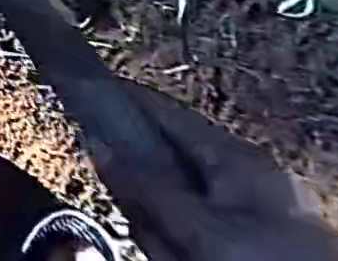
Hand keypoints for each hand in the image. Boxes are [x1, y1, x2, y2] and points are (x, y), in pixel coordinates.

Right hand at [94, 82, 337, 260]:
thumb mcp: (199, 230)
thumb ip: (143, 184)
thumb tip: (92, 138)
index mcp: (241, 160)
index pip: (158, 107)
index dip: (114, 97)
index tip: (73, 92)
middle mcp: (252, 177)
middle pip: (164, 161)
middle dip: (144, 194)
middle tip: (143, 223)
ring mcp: (263, 214)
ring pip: (178, 202)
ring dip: (163, 229)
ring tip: (172, 255)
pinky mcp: (265, 242)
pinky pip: (202, 230)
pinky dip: (185, 245)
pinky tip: (184, 260)